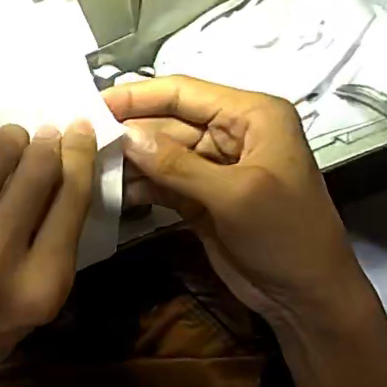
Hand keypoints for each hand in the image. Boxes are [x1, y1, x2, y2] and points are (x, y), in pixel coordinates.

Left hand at [0, 122, 97, 386]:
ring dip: (9, 138)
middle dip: (47, 143)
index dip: (79, 154)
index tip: (79, 131)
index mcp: (40, 286)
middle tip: (46, 136)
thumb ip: (59, 238)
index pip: (71, 198)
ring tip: (13, 140)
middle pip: (35, 171)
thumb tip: (67, 161)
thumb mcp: (42, 299)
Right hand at [105, 75, 371, 325]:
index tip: (93, 105)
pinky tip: (112, 192)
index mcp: (252, 115)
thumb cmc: (285, 235)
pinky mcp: (202, 199)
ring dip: (130, 161)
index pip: (184, 92)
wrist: (305, 295)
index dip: (137, 96)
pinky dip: (140, 187)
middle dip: (129, 131)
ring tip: (89, 167)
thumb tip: (125, 136)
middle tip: (81, 141)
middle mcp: (232, 134)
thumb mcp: (235, 194)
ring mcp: (214, 168)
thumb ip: (177, 164)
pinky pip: (163, 183)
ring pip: (161, 153)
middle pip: (168, 121)